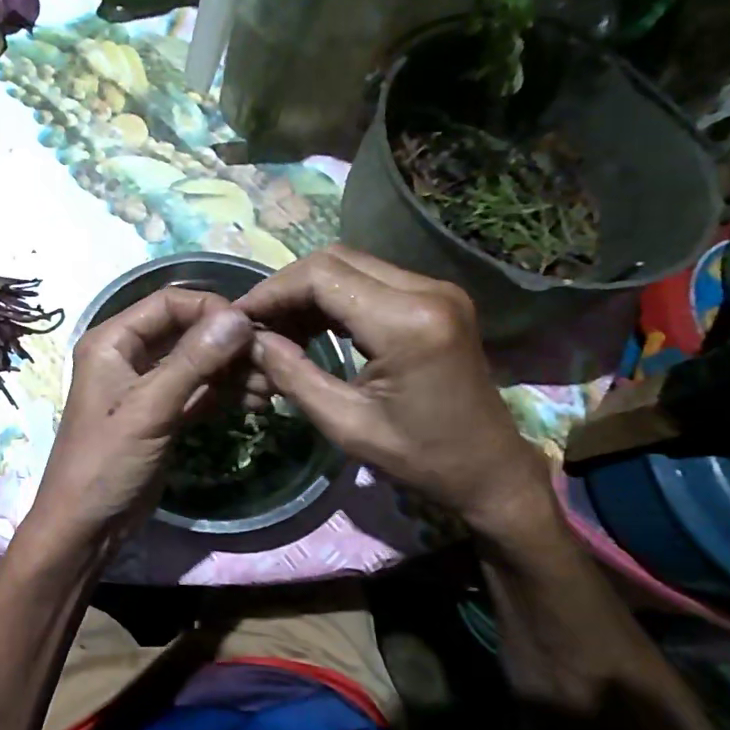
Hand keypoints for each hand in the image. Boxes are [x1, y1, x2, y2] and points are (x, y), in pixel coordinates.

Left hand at [25, 287, 254, 546]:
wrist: (86, 526)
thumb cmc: (106, 461)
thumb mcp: (150, 408)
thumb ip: (193, 361)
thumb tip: (239, 317)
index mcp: (113, 341)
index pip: (169, 303)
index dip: (210, 308)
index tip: (251, 328)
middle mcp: (129, 356)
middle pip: (187, 331)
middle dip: (228, 343)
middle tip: (272, 358)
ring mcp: (148, 386)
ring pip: (198, 363)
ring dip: (233, 370)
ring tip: (272, 386)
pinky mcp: (163, 415)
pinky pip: (199, 392)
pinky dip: (225, 394)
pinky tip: (258, 401)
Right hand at [235, 245, 550, 532]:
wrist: (489, 469)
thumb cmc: (419, 457)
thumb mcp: (345, 424)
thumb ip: (293, 375)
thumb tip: (252, 340)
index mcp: (407, 323)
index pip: (321, 277)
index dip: (273, 291)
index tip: (240, 318)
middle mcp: (426, 291)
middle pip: (335, 260)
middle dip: (287, 287)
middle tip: (256, 323)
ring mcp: (436, 290)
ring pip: (351, 264)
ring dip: (308, 291)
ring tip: (278, 328)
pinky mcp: (435, 299)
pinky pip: (371, 280)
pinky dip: (334, 296)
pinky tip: (312, 326)